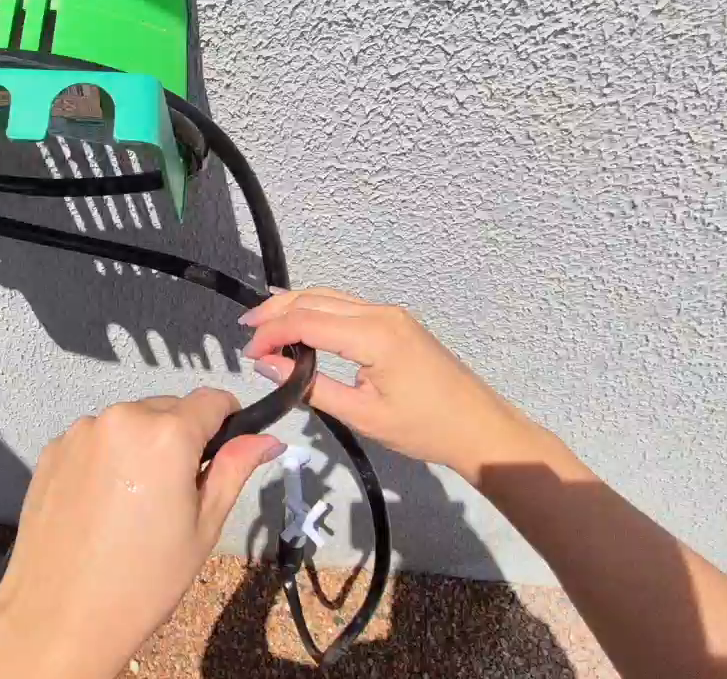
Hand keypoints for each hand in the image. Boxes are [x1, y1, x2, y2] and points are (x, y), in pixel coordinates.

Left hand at [0, 390, 282, 678]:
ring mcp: (81, 430)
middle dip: (180, 437)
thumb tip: (267, 438)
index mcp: (166, 434)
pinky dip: (105, 457)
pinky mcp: (53, 447)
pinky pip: (94, 439)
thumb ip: (234, 470)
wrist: (60, 616)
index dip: (227, 417)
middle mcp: (121, 417)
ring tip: (134, 501)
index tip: (228, 443)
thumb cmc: (145, 579)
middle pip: (167, 409)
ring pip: (129, 422)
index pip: (210, 400)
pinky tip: (100, 502)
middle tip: (177, 491)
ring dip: (141, 444)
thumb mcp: (203, 528)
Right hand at [243, 287, 542, 482]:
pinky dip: (314, 309)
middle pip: (313, 299)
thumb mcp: (362, 415)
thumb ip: (310, 387)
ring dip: (292, 306)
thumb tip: (265, 365)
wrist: (481, 429)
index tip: (248, 353)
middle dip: (275, 312)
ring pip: (327, 296)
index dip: (272, 332)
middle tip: (245, 332)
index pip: (306, 321)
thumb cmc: (424, 429)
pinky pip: (343, 304)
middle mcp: (379, 312)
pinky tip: (297, 319)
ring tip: (262, 325)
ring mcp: (388, 313)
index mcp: (373, 334)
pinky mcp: (392, 320)